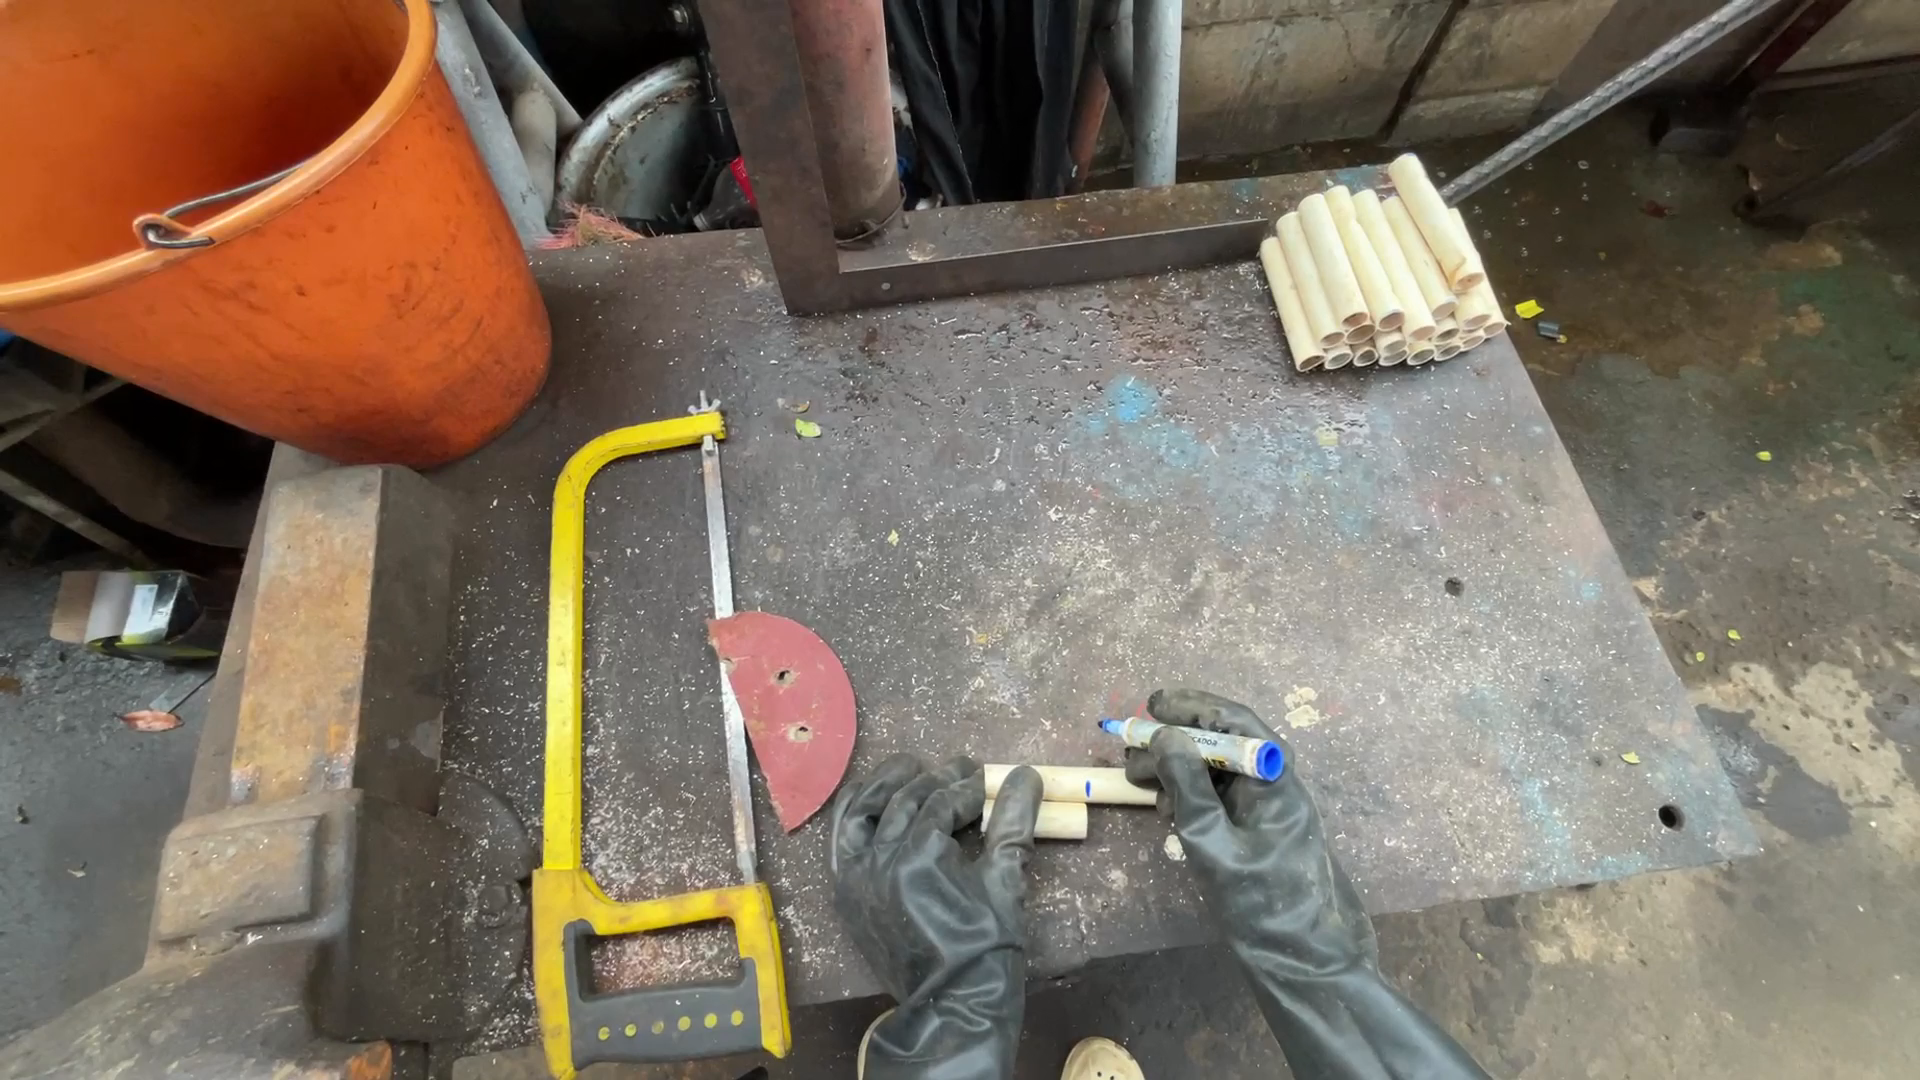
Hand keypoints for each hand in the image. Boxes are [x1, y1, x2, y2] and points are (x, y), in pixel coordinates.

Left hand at [830, 755, 1042, 1079]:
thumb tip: (1027, 774)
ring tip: (913, 766)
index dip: (967, 786)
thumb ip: (1013, 821)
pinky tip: (874, 792)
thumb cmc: (985, 945)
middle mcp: (880, 859)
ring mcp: (856, 874)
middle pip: (907, 799)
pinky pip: (840, 834)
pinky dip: (854, 808)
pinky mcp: (845, 889)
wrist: (952, 1005)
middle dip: (939, 779)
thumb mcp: (1005, 880)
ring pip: (865, 808)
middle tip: (964, 770)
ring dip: (889, 781)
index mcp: (919, 858)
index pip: (942, 802)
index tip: (986, 779)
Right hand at [1126, 689, 1489, 1079]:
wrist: (1304, 964)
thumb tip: (1165, 736)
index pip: (1234, 722)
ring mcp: (1264, 807)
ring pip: (1214, 769)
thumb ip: (1188, 787)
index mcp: (1274, 778)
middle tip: (1133, 748)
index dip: (1192, 706)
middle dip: (1174, 740)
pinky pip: (1216, 796)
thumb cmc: (1261, 902)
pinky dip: (1187, 795)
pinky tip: (1165, 811)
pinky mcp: (1254, 829)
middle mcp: (1271, 783)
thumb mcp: (1213, 842)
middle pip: (1220, 742)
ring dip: (1175, 769)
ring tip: (1139, 781)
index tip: (1153, 704)